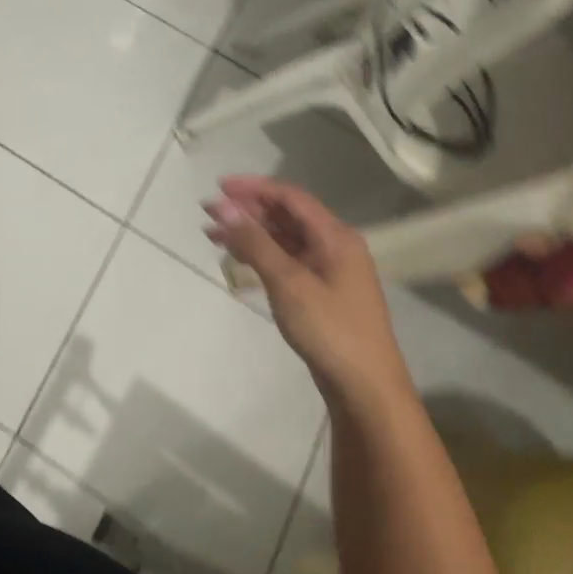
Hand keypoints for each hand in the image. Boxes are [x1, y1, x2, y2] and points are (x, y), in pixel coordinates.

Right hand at [204, 176, 412, 407]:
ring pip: (283, 237)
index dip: (254, 188)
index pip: (290, 197)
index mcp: (336, 238)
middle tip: (208, 212)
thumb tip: (221, 206)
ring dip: (249, 232)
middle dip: (247, 210)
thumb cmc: (330, 329)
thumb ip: (254, 241)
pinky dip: (259, 253)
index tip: (218, 187)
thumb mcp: (287, 282)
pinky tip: (236, 256)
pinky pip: (285, 258)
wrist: (364, 386)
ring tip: (212, 234)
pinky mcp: (319, 290)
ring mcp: (328, 269)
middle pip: (286, 215)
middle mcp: (335, 246)